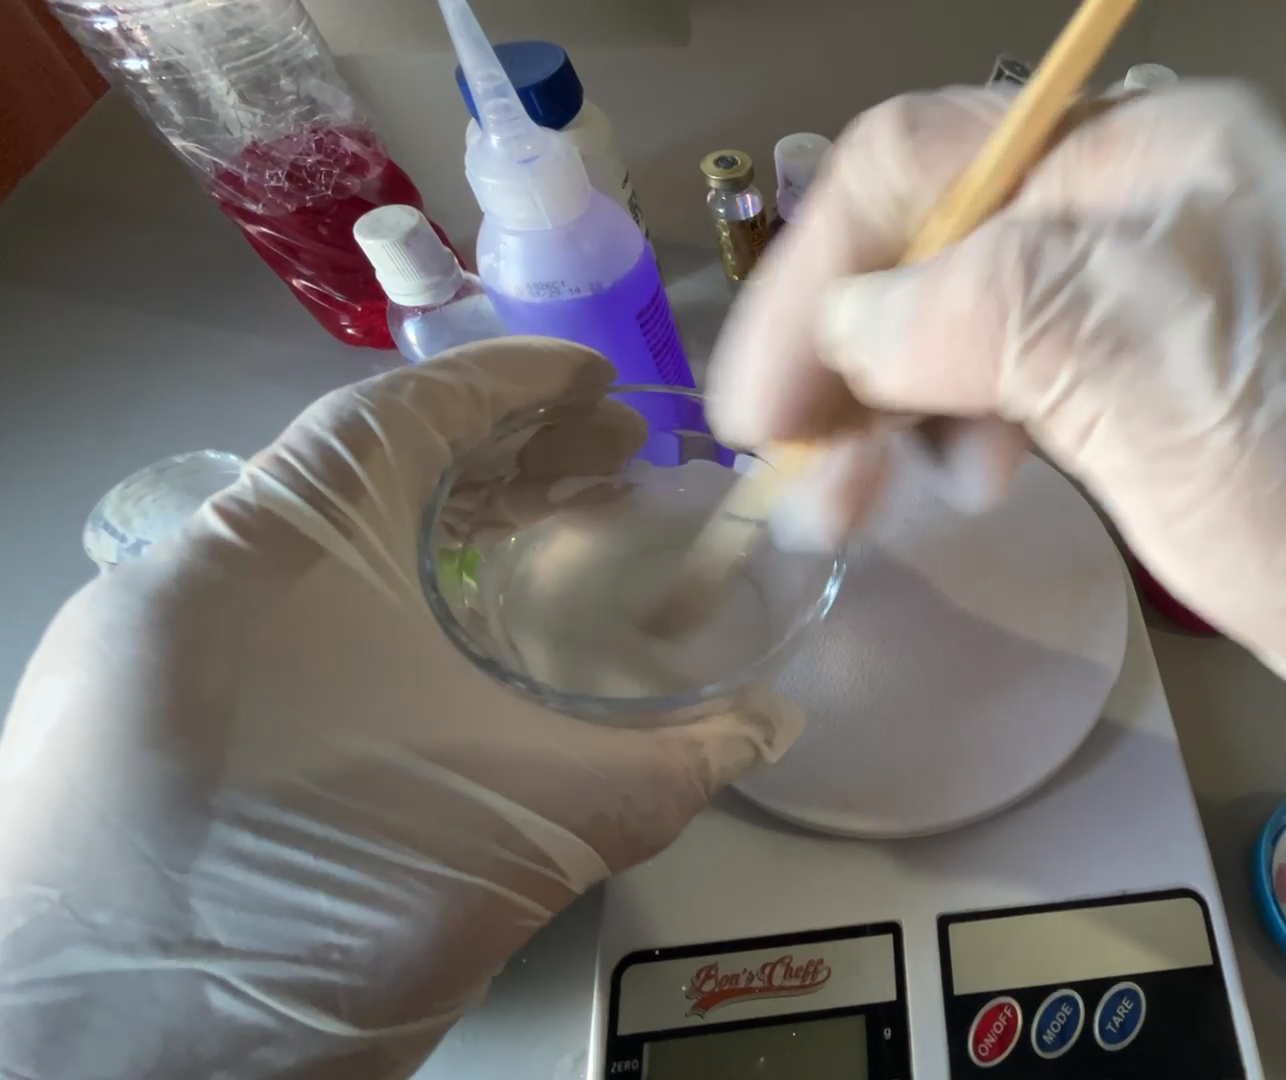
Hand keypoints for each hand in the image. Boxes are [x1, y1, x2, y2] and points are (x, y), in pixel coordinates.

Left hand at [0, 340, 797, 1079]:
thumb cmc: (323, 911)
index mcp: (283, 555)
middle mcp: (223, 571)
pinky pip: (337, 583)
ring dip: (479, 501)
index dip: (511, 379)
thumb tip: (775, 724)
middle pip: (390, 455)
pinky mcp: (198, 694)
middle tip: (623, 450)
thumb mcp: (539, 822)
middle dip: (521, 441)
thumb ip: (678, 763)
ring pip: (364, 521)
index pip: (401, 410)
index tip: (601, 380)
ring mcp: (195, 633)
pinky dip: (430, 564)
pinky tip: (497, 597)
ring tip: (583, 505)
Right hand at [709, 83, 1285, 870]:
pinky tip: (965, 480)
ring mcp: (1143, 296)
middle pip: (927, 248)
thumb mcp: (1182, 395)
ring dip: (892, 404)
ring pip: (959, 320)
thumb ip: (1005, 323)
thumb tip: (853, 322)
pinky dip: (958, 426)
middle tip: (802, 483)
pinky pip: (1010, 375)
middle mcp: (1139, 207)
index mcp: (1150, 166)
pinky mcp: (1148, 376)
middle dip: (841, 361)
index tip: (756, 414)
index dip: (812, 286)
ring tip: (880, 497)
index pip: (917, 171)